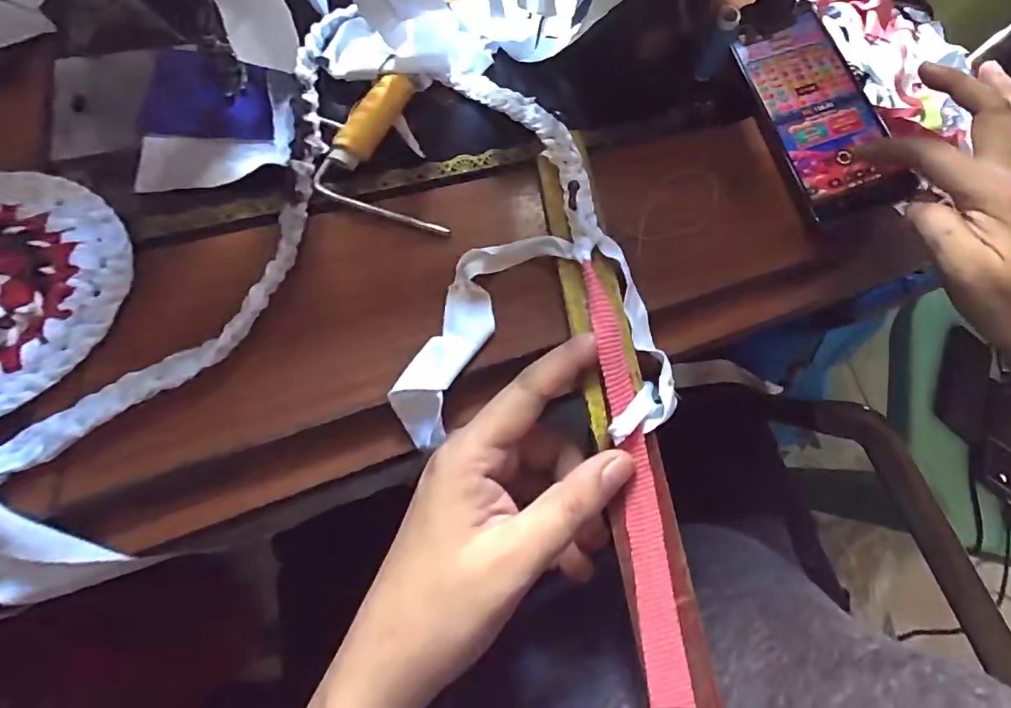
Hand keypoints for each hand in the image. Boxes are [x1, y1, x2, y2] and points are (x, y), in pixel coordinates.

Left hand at [313, 335, 634, 707]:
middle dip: (583, 470)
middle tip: (617, 500)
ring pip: (545, 473)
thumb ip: (573, 504)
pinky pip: (532, 501)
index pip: (527, 391)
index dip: (566, 362)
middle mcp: (474, 458)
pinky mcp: (481, 514)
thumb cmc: (443, 609)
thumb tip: (624, 458)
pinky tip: (572, 565)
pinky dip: (556, 526)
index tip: (603, 337)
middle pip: (547, 440)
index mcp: (471, 452)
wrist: (386, 675)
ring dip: (573, 507)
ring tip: (591, 551)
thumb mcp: (516, 557)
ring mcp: (477, 486)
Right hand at [863, 61, 1010, 402]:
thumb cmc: (1000, 301)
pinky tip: (1000, 119)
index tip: (860, 150)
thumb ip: (929, 220)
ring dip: (1003, 91)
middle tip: (930, 69)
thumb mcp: (955, 265)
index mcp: (992, 190)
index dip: (893, 148)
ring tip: (987, 68)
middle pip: (995, 113)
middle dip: (963, 83)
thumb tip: (912, 196)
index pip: (933, 153)